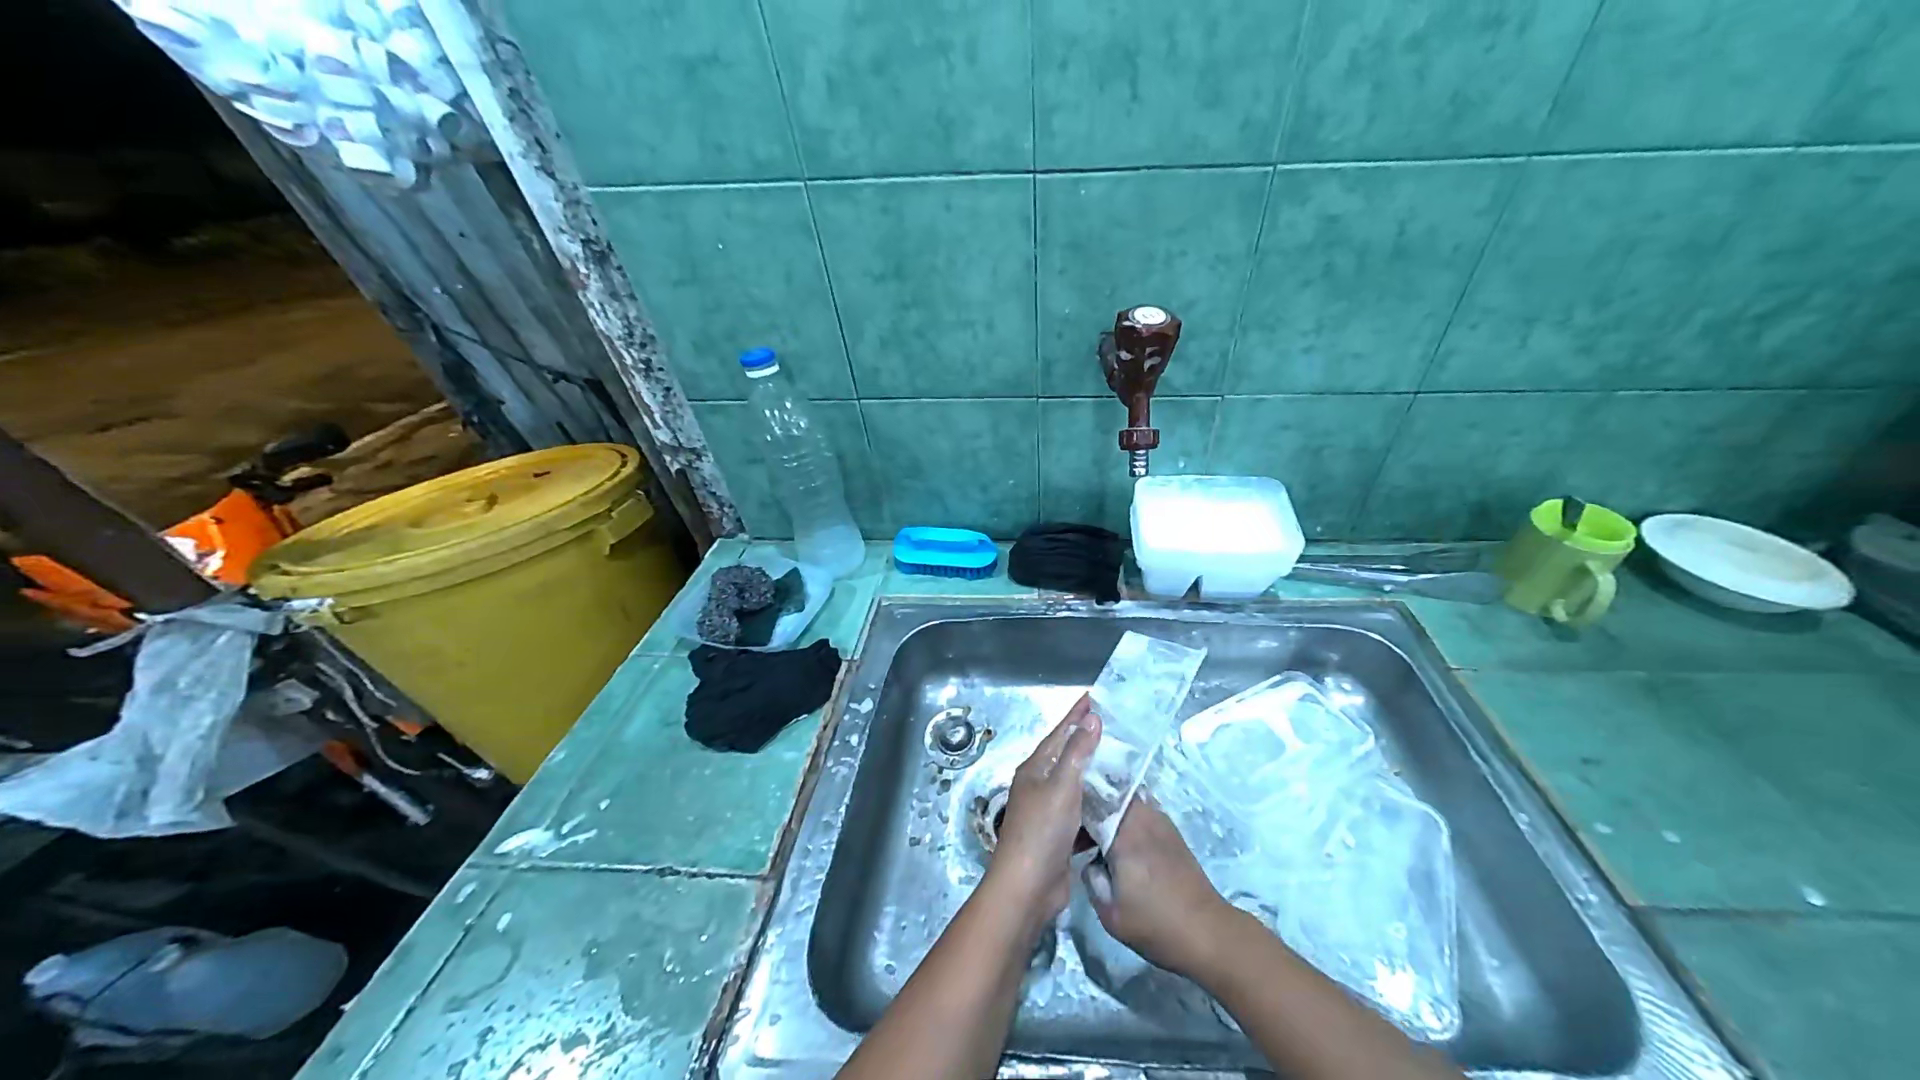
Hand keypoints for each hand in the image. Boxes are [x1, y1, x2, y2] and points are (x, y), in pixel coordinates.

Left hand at [986, 695, 1100, 922]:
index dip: (1076, 716)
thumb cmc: (1042, 830)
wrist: (1028, 886)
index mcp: (1035, 769)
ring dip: (1096, 776)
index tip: (1094, 698)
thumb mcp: (1062, 786)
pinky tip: (1117, 806)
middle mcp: (1039, 786)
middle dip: (1088, 742)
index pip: (1059, 734)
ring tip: (1122, 764)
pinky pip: (1083, 813)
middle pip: (1067, 757)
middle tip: (1115, 728)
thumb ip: (1077, 753)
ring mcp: (1048, 812)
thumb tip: (1092, 720)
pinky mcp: (1060, 836)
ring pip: (1076, 786)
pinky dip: (1098, 807)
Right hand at [1084, 798, 1239, 980]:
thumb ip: (1091, 879)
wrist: (1209, 934)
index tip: (1057, 823)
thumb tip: (1090, 862)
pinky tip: (1116, 840)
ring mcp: (1159, 820)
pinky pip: (1138, 810)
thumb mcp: (1110, 913)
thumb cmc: (1157, 926)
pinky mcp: (1170, 830)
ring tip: (1093, 836)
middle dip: (1087, 805)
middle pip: (1106, 793)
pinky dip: (1123, 816)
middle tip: (1074, 831)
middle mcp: (1142, 817)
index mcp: (1123, 833)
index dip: (1070, 806)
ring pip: (1123, 799)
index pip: (1089, 800)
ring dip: (1105, 810)